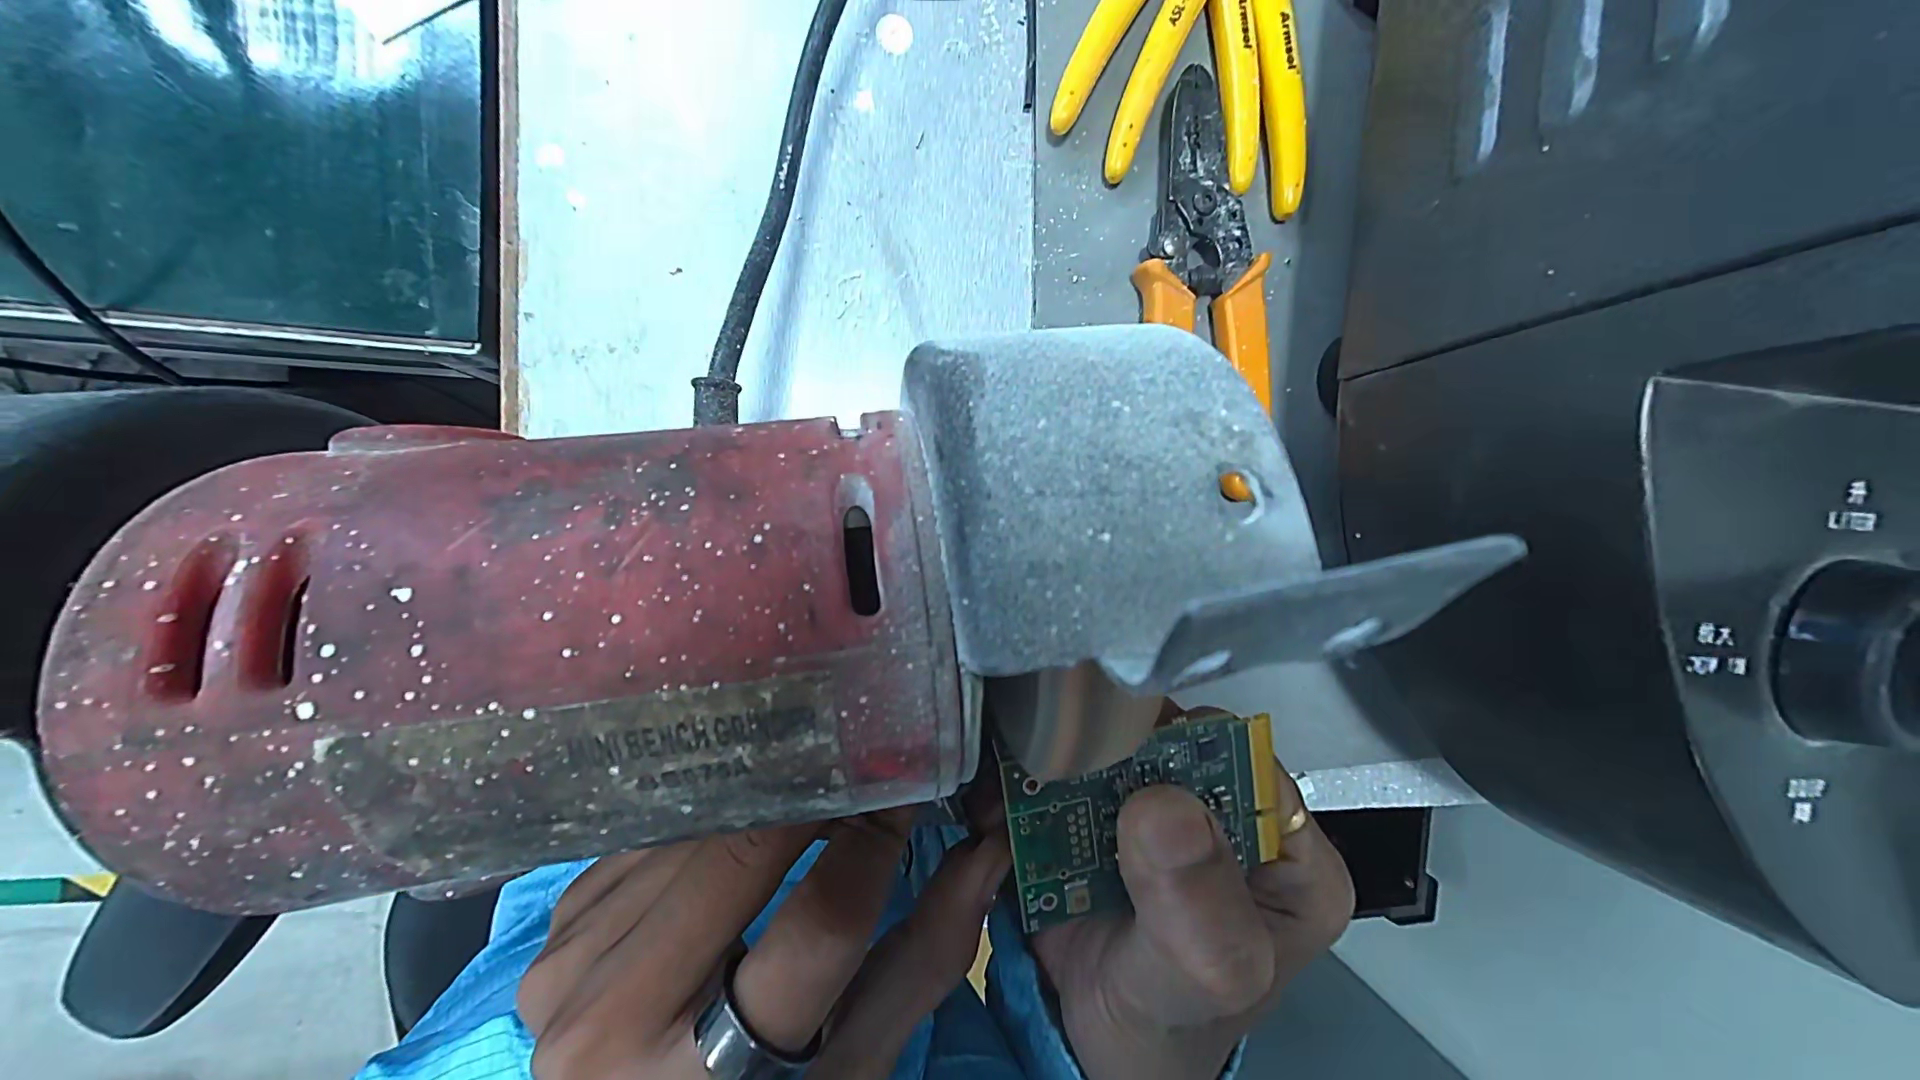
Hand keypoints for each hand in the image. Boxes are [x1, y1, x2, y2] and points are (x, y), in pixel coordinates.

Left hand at [517, 810, 1010, 1079]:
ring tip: (812, 789)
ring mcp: (565, 974)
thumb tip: (986, 849)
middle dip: (816, 795)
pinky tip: (740, 828)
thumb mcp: (856, 1065)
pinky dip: (709, 824)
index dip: (878, 836)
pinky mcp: (551, 933)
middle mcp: (614, 1025)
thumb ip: (925, 954)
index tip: (908, 787)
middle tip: (862, 763)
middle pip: (742, 856)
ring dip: (764, 805)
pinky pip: (649, 843)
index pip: (822, 921)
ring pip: (695, 835)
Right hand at [1031, 767, 1353, 1079]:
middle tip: (1059, 769)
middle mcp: (1223, 814)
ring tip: (1020, 791)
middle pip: (1166, 739)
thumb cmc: (1170, 1022)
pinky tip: (1006, 804)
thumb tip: (1167, 805)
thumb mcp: (1207, 975)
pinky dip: (1032, 783)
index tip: (1130, 767)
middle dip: (1108, 748)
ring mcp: (1157, 809)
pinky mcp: (1105, 814)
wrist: (1098, 1043)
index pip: (1245, 758)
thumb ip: (1197, 904)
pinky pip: (1067, 775)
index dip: (1188, 752)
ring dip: (1060, 762)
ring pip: (1109, 748)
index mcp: (1285, 846)